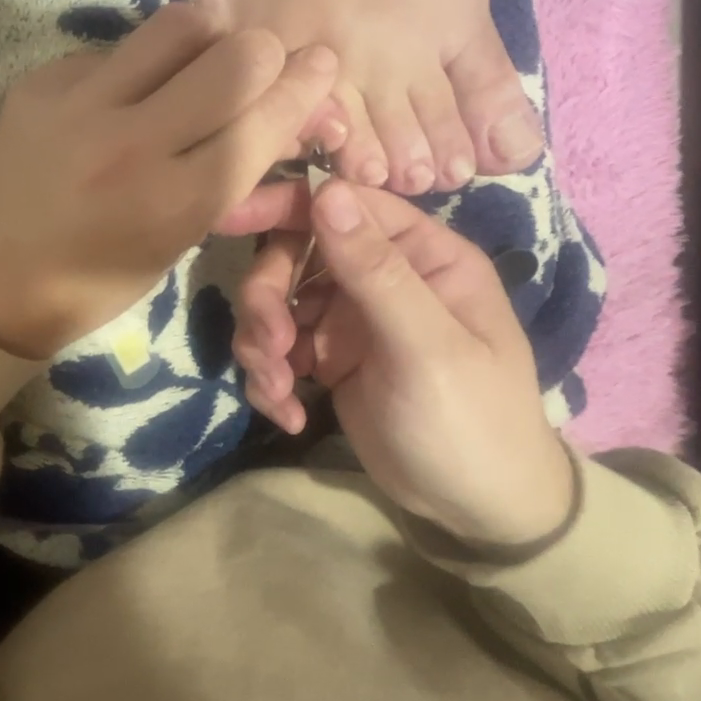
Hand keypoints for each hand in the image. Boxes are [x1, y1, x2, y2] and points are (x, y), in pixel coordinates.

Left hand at [0, 4, 335, 358]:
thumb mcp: (176, 243)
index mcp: (175, 202)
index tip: (321, 65)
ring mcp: (80, 106)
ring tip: (193, 67)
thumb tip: (280, 109)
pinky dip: (138, 65)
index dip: (307, 85)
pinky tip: (123, 95)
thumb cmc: (96, 282)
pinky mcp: (41, 83)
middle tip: (255, 68)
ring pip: (179, 24)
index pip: (267, 118)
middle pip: (237, 54)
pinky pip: (117, 46)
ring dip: (205, 39)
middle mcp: (132, 144)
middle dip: (264, 55)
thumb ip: (228, 175)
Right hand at [233, 180, 572, 547]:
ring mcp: (349, 319)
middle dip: (268, 300)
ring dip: (263, 346)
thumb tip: (327, 191)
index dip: (283, 206)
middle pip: (294, 256)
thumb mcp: (426, 347)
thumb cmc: (471, 422)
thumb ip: (375, 270)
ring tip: (280, 391)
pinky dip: (271, 379)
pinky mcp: (327, 358)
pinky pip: (277, 349)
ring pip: (275, 304)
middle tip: (270, 345)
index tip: (226, 219)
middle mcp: (381, 277)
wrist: (473, 509)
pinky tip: (290, 414)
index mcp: (422, 256)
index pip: (344, 205)